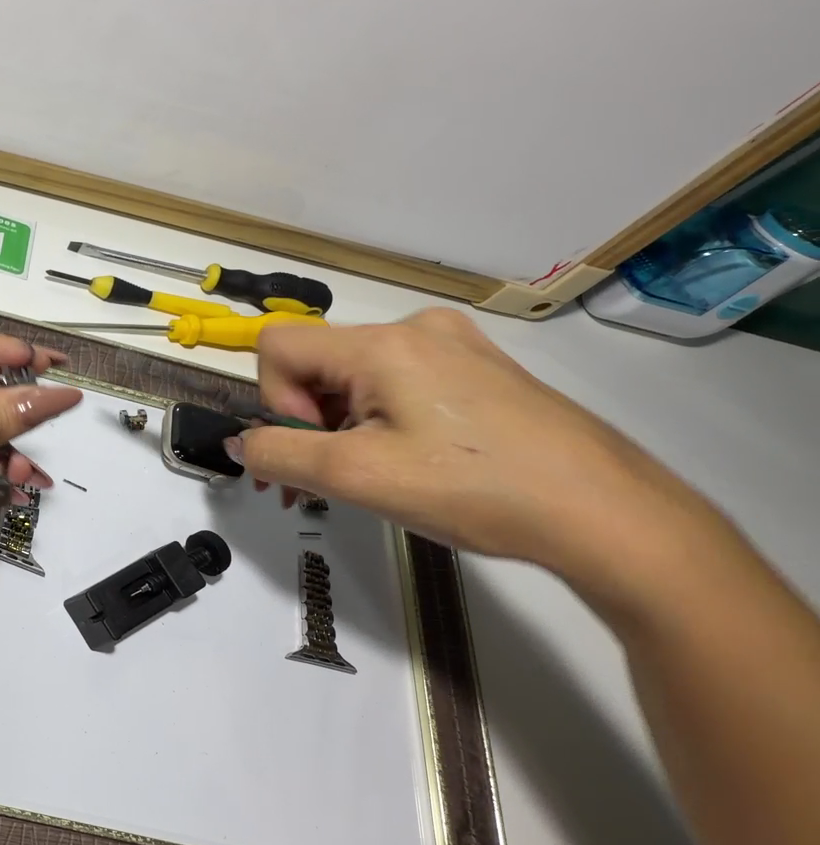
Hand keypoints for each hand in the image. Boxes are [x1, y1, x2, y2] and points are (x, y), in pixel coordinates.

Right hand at [230, 309, 711, 573]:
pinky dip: (379, 425)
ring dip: (340, 430)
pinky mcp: (479, 373)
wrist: (604, 513)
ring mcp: (454, 349)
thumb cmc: (473, 488)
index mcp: (382, 345)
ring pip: (356, 380)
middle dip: (305, 425)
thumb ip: (278, 455)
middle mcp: (417, 331)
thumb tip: (241, 445)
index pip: (278, 345)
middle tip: (322, 485)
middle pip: (318, 365)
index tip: (311, 449)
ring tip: (367, 483)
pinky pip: (398, 387)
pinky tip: (407, 467)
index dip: (272, 401)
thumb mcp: (354, 477)